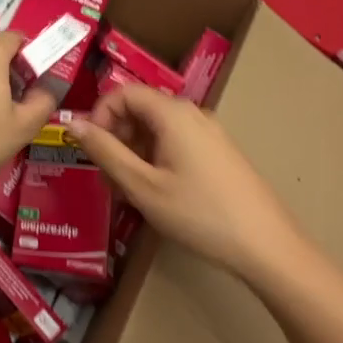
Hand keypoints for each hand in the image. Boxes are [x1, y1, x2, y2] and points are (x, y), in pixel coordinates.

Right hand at [68, 84, 306, 280]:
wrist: (270, 250)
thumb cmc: (200, 214)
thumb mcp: (142, 185)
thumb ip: (104, 151)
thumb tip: (72, 123)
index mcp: (173, 114)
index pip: (122, 92)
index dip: (99, 115)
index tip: (91, 149)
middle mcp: (192, 115)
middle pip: (140, 109)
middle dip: (115, 138)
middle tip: (107, 176)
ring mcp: (210, 135)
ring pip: (157, 130)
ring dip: (133, 153)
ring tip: (128, 192)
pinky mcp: (220, 155)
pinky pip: (176, 144)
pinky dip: (156, 160)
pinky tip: (156, 195)